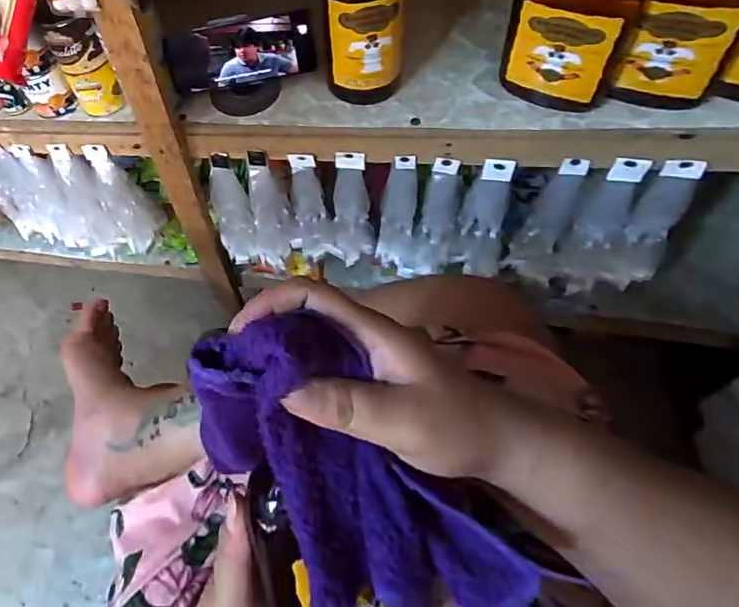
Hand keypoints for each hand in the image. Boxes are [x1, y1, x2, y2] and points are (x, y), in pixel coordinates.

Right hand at [230, 279, 517, 480]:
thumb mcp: (403, 419)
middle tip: (237, 360)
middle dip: (267, 326)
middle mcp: (365, 334)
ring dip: (280, 350)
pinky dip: (298, 373)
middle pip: (307, 312)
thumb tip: (285, 390)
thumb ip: (348, 405)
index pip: (314, 295)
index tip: (240, 331)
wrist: (502, 443)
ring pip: (314, 339)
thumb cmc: (457, 424)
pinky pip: (324, 365)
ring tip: (250, 378)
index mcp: (372, 329)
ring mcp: (368, 355)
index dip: (273, 302)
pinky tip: (285, 397)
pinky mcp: (370, 377)